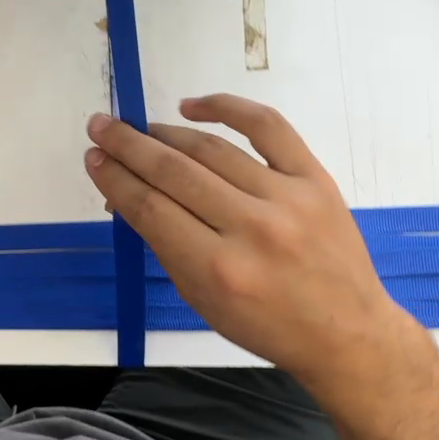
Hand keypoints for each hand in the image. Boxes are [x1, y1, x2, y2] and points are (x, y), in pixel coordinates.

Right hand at [83, 96, 437, 393]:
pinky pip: (267, 127)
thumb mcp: (200, 299)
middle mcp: (250, 229)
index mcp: (215, 269)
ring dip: (165, 133)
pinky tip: (193, 106)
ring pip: (210, 149)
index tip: (93, 158)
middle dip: (127, 146)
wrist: (345, 333)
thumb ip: (165, 244)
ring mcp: (286, 199)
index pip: (149, 208)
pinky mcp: (315, 179)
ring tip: (139, 129)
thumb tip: (128, 193)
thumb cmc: (264, 325)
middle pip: (172, 171)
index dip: (114, 177)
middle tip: (100, 128)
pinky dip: (227, 107)